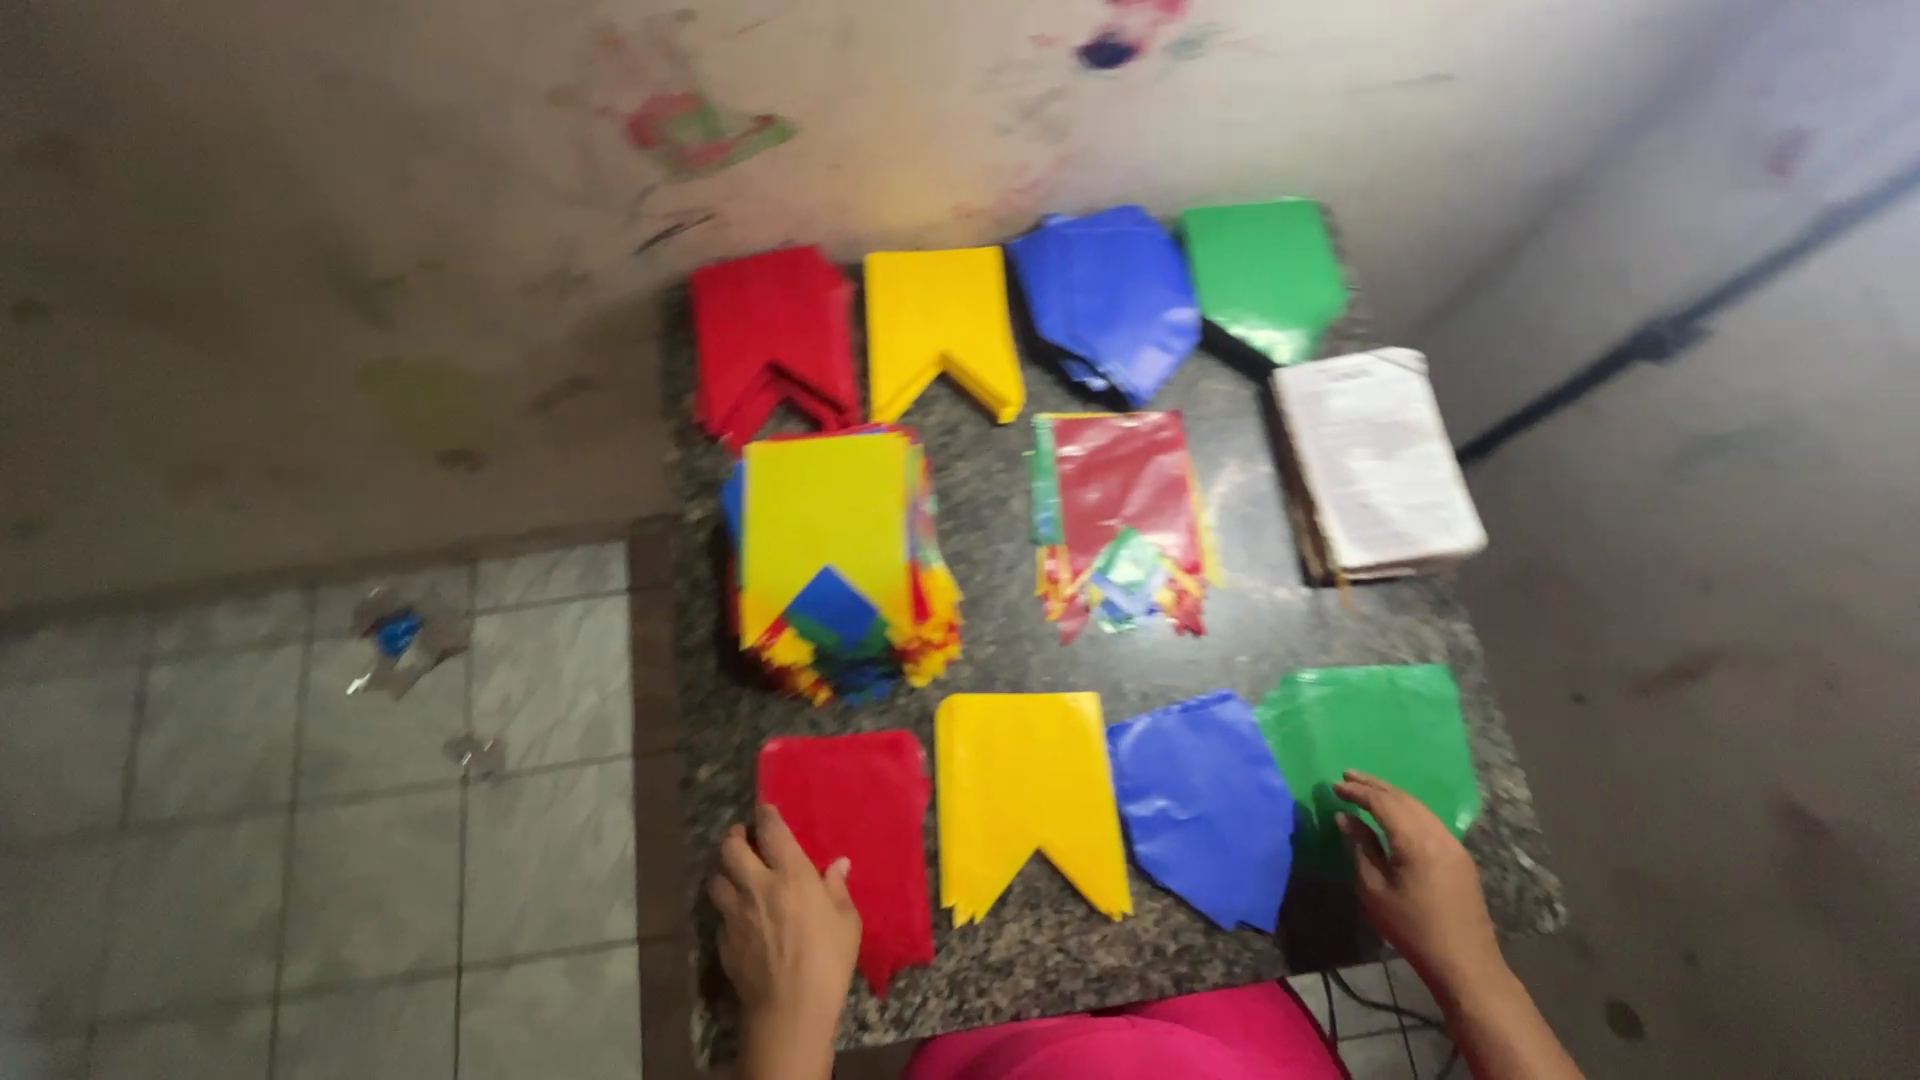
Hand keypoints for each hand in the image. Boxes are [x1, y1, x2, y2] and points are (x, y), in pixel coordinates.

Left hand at [709, 804, 860, 1061]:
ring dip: (724, 871)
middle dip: (734, 836)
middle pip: (731, 848)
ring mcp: (736, 914)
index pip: (771, 830)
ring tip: (734, 874)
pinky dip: (728, 910)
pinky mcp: (724, 942)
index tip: (764, 808)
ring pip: (716, 879)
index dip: (766, 814)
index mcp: (791, 874)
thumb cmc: (828, 961)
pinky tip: (739, 917)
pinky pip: (720, 916)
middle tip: (742, 836)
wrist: (790, 1010)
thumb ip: (838, 889)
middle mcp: (757, 886)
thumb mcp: (847, 922)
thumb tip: (838, 865)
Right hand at [1334, 770, 1502, 993]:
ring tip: (1367, 789)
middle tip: (1347, 775)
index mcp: (1416, 842)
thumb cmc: (1411, 928)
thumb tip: (1346, 818)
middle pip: (1404, 799)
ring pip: (1419, 807)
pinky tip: (1394, 813)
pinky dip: (1407, 809)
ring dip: (1392, 795)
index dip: (1357, 792)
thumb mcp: (1374, 889)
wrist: (1465, 963)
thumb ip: (1360, 848)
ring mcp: (1453, 845)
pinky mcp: (1460, 857)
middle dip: (1374, 785)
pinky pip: (1429, 820)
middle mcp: (1438, 835)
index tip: (1334, 786)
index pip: (1383, 803)